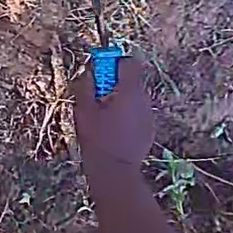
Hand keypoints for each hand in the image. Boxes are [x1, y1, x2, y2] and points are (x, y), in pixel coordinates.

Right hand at [73, 55, 153, 173]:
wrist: (114, 170)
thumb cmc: (97, 138)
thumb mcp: (84, 109)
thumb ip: (86, 85)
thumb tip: (89, 71)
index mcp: (129, 91)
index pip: (129, 62)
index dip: (114, 64)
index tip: (101, 75)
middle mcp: (144, 99)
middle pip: (131, 80)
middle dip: (114, 83)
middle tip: (98, 98)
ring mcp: (148, 114)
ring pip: (134, 97)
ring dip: (120, 99)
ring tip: (104, 117)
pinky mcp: (149, 128)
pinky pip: (137, 112)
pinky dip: (127, 114)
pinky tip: (114, 129)